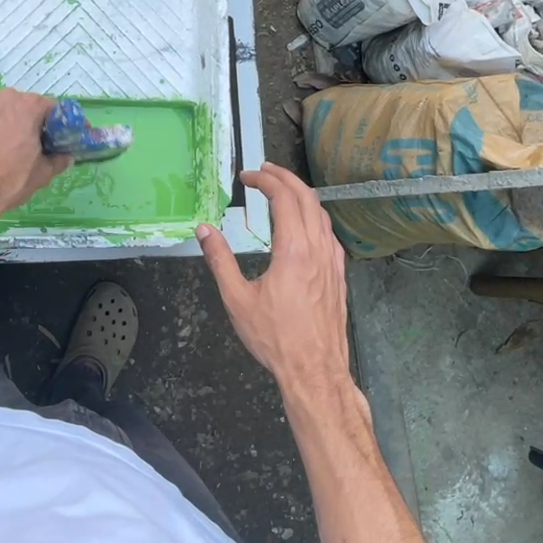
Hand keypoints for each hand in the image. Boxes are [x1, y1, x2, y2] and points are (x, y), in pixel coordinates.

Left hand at [0, 89, 71, 225]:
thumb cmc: (6, 182)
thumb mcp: (42, 174)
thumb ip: (58, 160)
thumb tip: (66, 156)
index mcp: (28, 106)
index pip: (50, 108)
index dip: (55, 123)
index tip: (54, 138)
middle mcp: (2, 97)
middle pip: (21, 105)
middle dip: (26, 121)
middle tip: (26, 145)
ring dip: (0, 122)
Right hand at [196, 163, 352, 400]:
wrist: (315, 371)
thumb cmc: (274, 337)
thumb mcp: (237, 299)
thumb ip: (220, 260)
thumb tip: (203, 229)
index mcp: (293, 249)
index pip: (283, 198)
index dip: (264, 180)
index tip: (246, 177)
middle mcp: (318, 248)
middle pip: (307, 197)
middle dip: (285, 177)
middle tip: (264, 170)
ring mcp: (333, 261)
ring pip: (322, 213)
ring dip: (301, 194)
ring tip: (281, 190)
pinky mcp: (339, 275)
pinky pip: (329, 233)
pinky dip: (314, 216)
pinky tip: (304, 225)